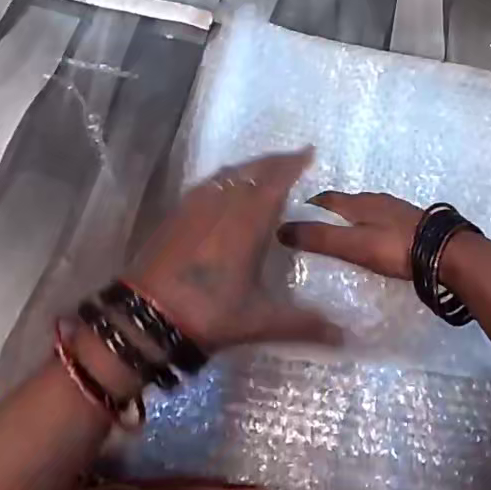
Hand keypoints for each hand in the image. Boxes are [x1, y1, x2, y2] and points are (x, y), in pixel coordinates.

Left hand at [125, 148, 341, 349]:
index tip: (308, 152)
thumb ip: (304, 324)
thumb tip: (345, 338)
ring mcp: (194, 207)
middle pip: (251, 171)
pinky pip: (205, 185)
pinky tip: (224, 190)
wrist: (145, 317)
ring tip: (263, 171)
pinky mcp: (174, 216)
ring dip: (248, 168)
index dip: (292, 164)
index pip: (275, 181)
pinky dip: (223, 179)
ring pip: (226, 174)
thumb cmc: (208, 313)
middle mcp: (221, 205)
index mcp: (247, 222)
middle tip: (292, 159)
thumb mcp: (260, 321)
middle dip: (273, 162)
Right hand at [275, 190, 423, 280]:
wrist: (446, 253)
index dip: (308, 207)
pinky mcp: (412, 223)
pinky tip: (371, 241)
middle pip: (345, 203)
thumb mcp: (352, 245)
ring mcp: (396, 210)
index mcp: (358, 202)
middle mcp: (376, 200)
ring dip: (350, 220)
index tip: (293, 218)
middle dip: (328, 213)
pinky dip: (369, 228)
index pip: (325, 199)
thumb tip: (280, 229)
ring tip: (340, 237)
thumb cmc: (395, 248)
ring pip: (365, 211)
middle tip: (313, 229)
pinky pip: (381, 222)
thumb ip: (319, 238)